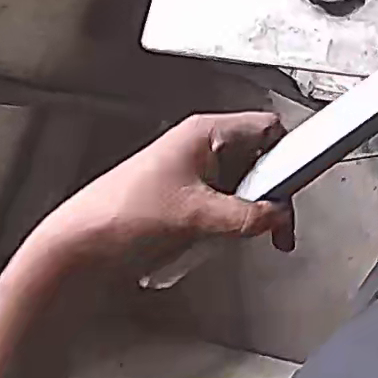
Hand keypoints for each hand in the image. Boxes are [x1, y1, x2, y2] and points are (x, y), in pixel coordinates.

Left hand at [35, 112, 294, 274]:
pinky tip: (216, 242)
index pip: (267, 128)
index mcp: (205, 133)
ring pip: (244, 187)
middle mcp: (201, 148)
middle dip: (270, 194)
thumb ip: (248, 216)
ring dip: (248, 214)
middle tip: (274, 223)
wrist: (79, 249)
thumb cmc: (120, 215)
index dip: (288, 152)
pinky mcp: (186, 199)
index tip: (298, 181)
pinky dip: (230, 225)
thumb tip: (278, 216)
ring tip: (237, 236)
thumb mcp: (198, 215)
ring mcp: (194, 174)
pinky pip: (225, 206)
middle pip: (260, 161)